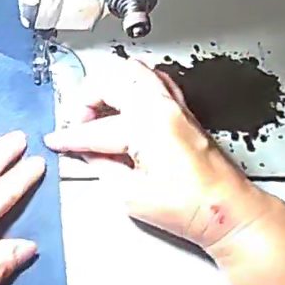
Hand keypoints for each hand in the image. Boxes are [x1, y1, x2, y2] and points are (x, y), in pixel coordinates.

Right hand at [44, 55, 280, 254]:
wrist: (229, 212)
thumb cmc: (191, 208)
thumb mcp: (131, 195)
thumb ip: (103, 167)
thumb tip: (87, 155)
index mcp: (146, 125)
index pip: (96, 128)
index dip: (70, 137)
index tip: (55, 140)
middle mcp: (161, 107)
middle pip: (110, 83)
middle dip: (86, 101)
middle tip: (76, 123)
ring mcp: (175, 105)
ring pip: (133, 72)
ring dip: (109, 86)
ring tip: (98, 109)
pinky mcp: (184, 111)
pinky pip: (154, 81)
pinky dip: (133, 86)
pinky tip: (126, 103)